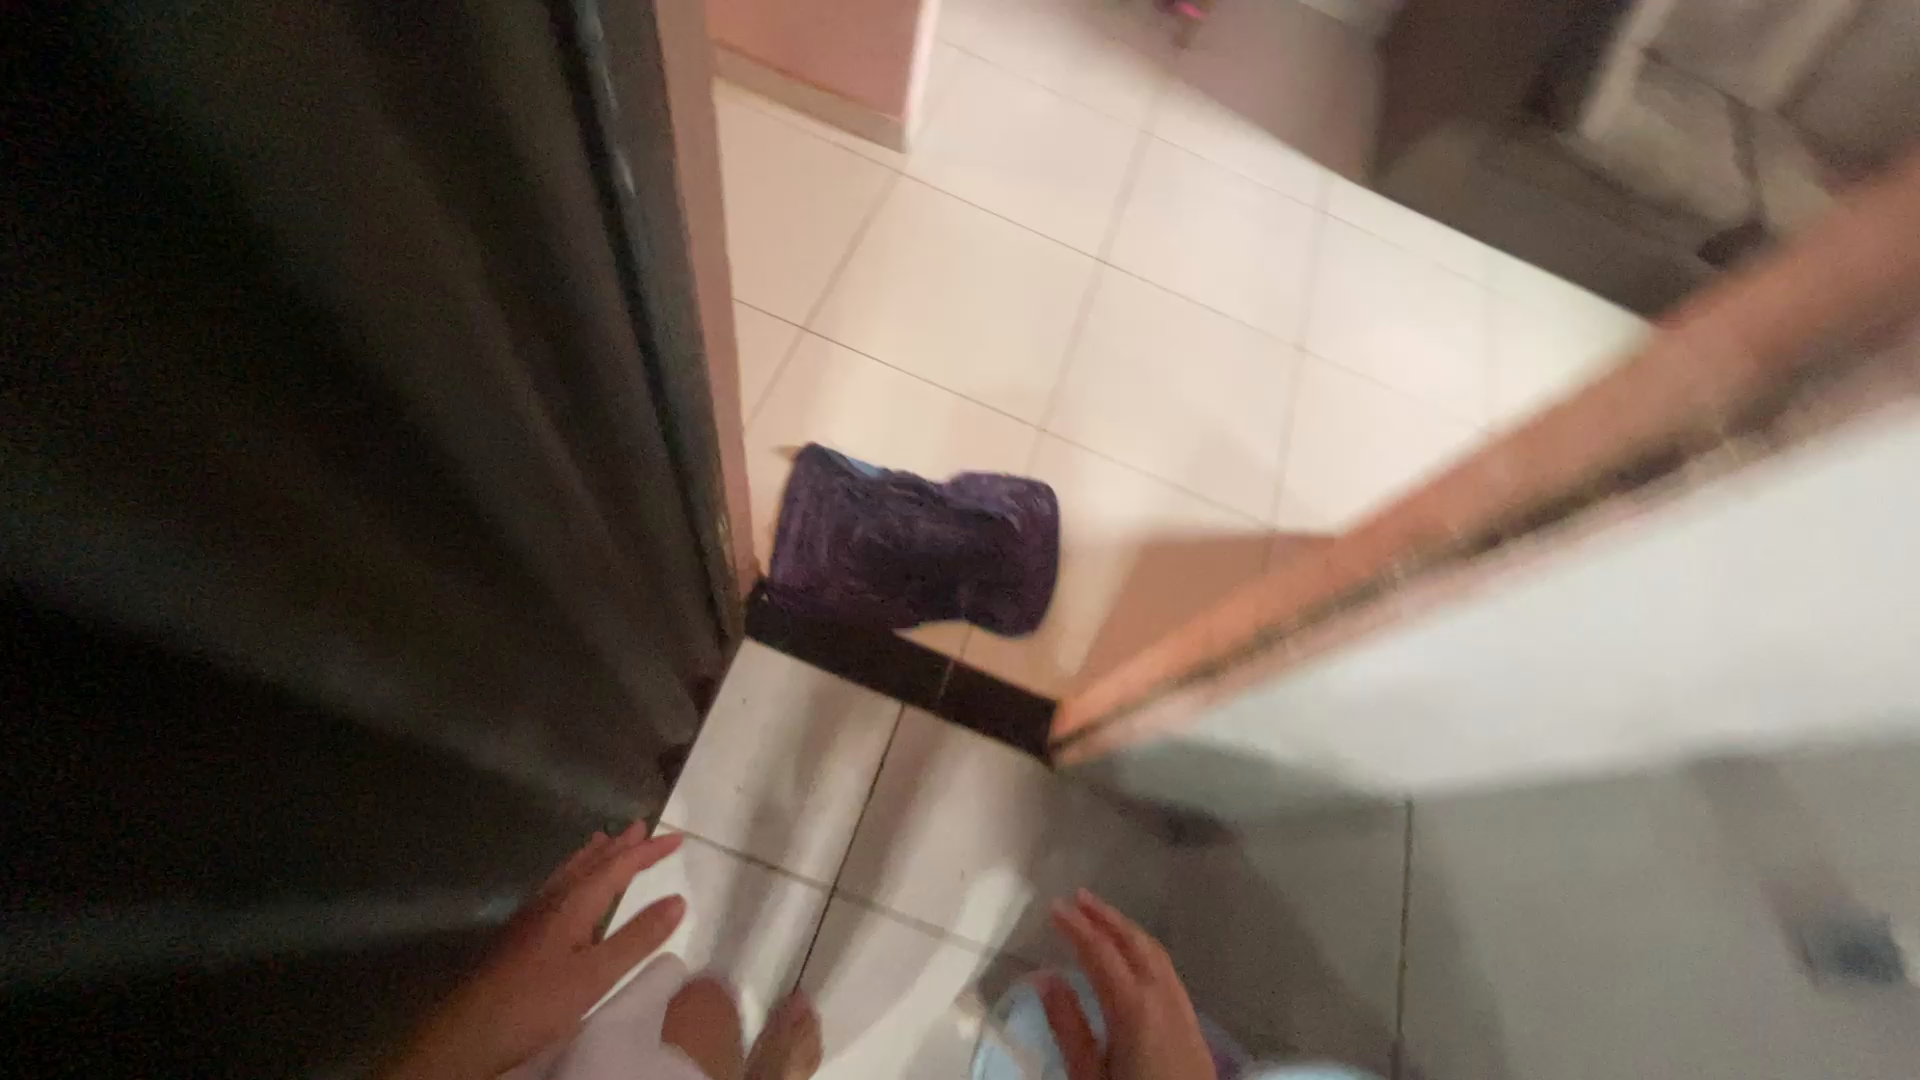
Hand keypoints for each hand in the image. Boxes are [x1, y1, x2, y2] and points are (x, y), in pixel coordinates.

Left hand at [382, 824, 687, 1079]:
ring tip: (603, 841)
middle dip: (620, 845)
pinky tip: (567, 892)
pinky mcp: (517, 937)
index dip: (649, 850)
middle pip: (591, 863)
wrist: (459, 1038)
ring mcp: (530, 918)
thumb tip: (679, 899)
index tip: (678, 837)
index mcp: (575, 903)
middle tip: (641, 825)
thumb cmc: (532, 1003)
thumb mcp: (595, 976)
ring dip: (593, 856)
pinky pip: (556, 888)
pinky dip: (573, 875)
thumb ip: (638, 937)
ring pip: (569, 874)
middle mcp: (553, 901)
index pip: (619, 866)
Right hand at [1040, 889, 1215, 1079]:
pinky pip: (1167, 970)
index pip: (1100, 951)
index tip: (1053, 908)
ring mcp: (1183, 1011)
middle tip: (1077, 898)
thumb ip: (1069, 1027)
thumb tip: (1048, 978)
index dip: (1076, 926)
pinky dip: (1144, 949)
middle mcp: (1163, 998)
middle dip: (1105, 916)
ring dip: (1126, 929)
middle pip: (1134, 942)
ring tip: (1100, 918)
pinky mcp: (1194, 1026)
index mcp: (1134, 1007)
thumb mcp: (1090, 1079)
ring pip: (1155, 953)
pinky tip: (1131, 958)